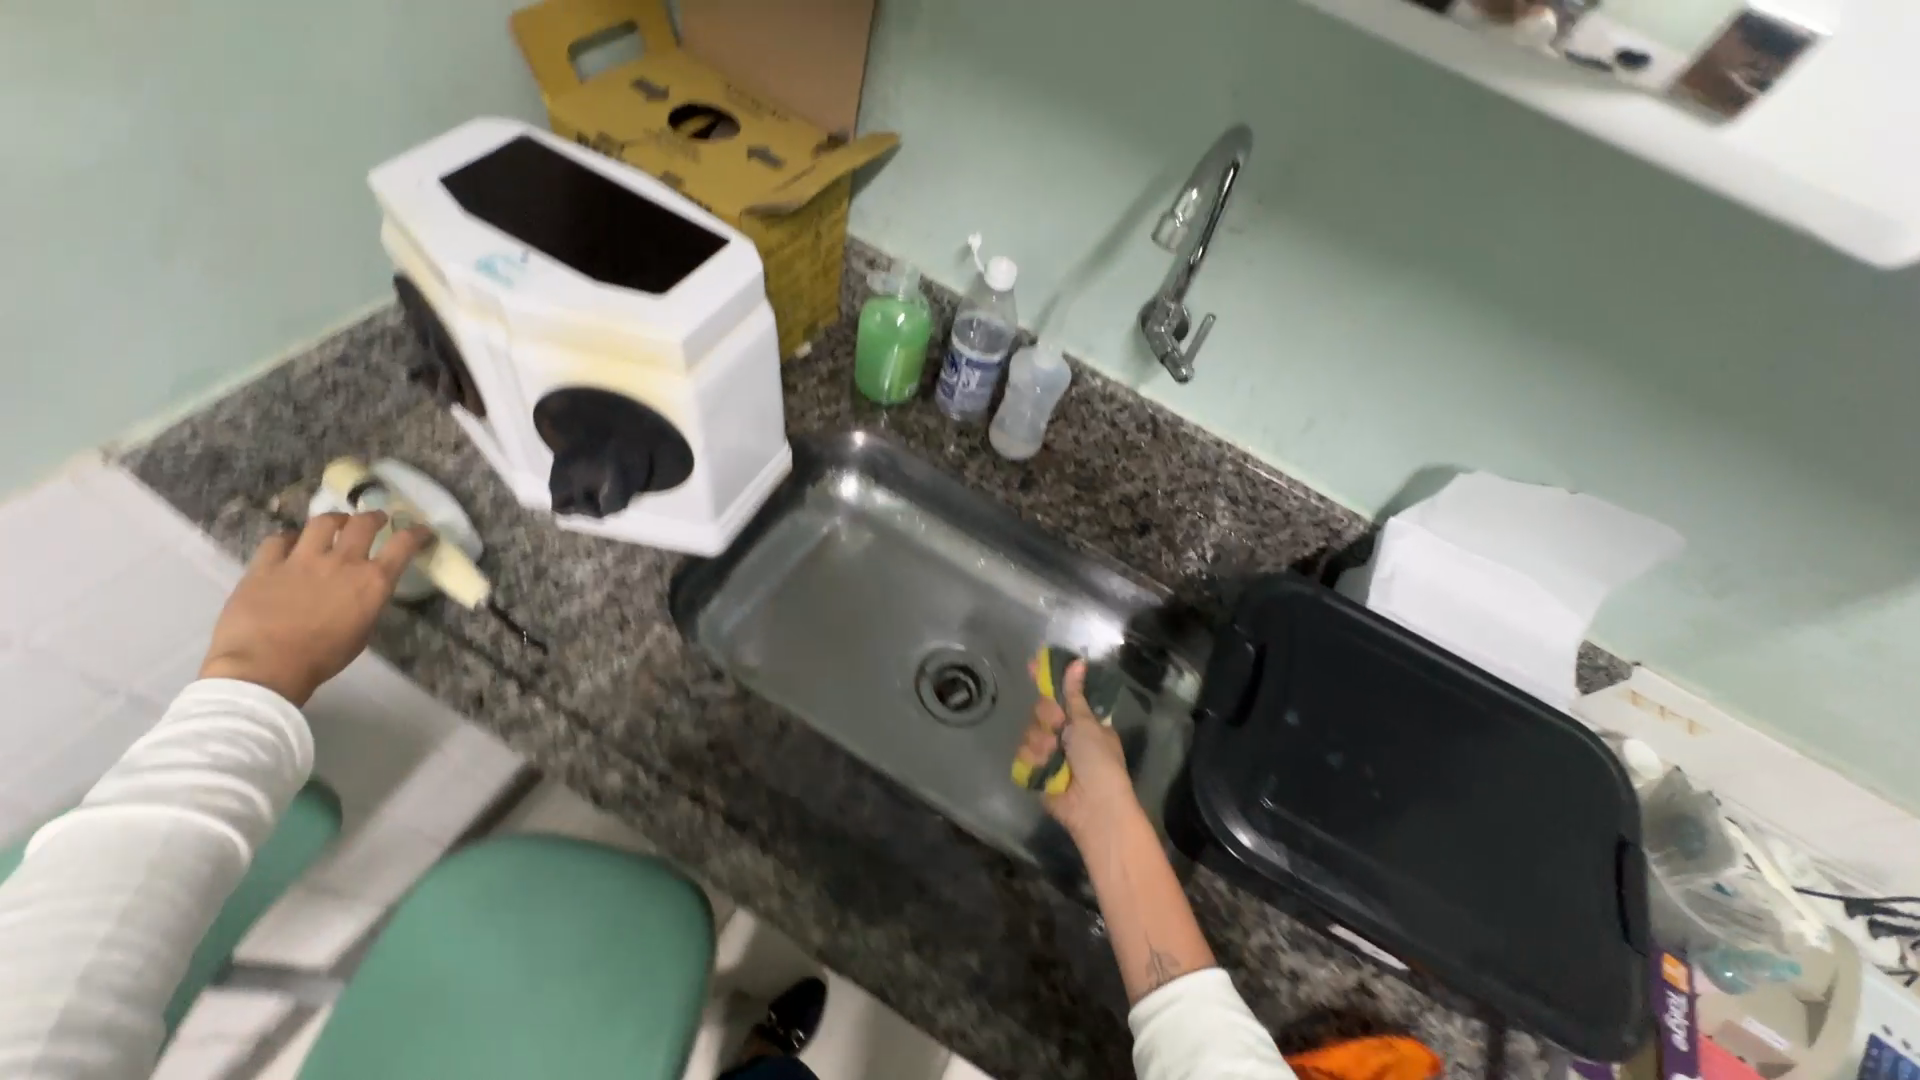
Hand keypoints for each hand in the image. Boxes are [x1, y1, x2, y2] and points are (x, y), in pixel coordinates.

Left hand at [199, 512, 431, 705]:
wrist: (265, 666)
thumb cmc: (323, 657)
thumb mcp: (363, 631)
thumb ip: (367, 603)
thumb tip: (363, 591)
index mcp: (373, 581)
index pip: (403, 544)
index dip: (416, 533)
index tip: (420, 530)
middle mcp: (342, 562)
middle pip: (363, 523)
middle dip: (373, 517)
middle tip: (375, 520)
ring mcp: (301, 559)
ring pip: (322, 522)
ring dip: (335, 520)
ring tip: (335, 524)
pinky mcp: (265, 565)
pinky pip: (278, 540)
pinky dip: (288, 539)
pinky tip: (289, 545)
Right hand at [1015, 660, 1142, 842]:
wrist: (1093, 806)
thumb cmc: (1099, 761)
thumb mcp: (1088, 723)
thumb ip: (1074, 694)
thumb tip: (1078, 662)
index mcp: (1083, 722)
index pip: (1061, 694)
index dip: (1046, 680)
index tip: (1031, 665)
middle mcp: (1066, 735)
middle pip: (1042, 711)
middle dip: (1047, 717)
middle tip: (1058, 726)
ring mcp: (1050, 754)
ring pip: (1030, 732)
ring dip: (1040, 742)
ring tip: (1053, 755)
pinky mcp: (1037, 772)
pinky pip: (1024, 754)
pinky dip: (1033, 759)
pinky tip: (1044, 768)